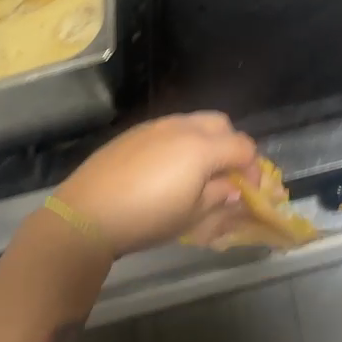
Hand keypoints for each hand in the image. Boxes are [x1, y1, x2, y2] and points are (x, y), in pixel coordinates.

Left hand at [51, 112, 259, 255]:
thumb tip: (234, 188)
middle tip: (226, 176)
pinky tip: (167, 171)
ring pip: (193, 123)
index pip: (243, 147)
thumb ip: (219, 196)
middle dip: (231, 146)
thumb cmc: (147, 218)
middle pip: (221, 124)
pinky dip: (180, 144)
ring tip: (197, 174)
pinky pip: (168, 130)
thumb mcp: (192, 215)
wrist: (88, 213)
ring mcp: (155, 126)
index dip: (254, 169)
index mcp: (202, 147)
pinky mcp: (133, 133)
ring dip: (205, 143)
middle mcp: (182, 127)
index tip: (250, 191)